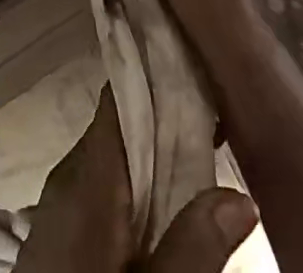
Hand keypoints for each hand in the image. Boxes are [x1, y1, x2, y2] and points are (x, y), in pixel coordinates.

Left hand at [15, 90, 257, 272]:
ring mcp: (61, 196)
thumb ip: (193, 246)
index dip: (151, 74)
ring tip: (202, 139)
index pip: (116, 101)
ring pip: (113, 153)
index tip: (189, 55)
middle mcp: (70, 174)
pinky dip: (135, 174)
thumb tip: (241, 195)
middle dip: (164, 113)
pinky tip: (164, 189)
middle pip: (119, 125)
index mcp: (88, 178)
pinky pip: (102, 180)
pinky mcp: (61, 221)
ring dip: (152, 146)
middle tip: (214, 104)